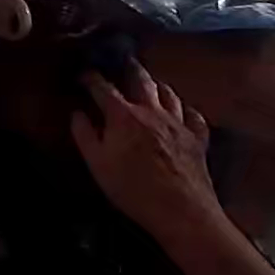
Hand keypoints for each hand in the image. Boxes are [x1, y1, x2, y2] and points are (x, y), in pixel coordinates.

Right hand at [72, 62, 224, 243]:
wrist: (182, 212)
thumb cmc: (132, 188)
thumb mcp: (96, 163)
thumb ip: (84, 134)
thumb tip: (77, 112)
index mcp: (122, 115)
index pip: (102, 87)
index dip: (90, 78)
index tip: (83, 75)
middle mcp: (151, 111)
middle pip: (141, 80)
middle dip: (129, 68)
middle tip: (124, 61)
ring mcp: (178, 124)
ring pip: (169, 93)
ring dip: (157, 85)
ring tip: (150, 83)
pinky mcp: (197, 139)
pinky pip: (193, 115)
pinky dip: (184, 109)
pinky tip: (181, 112)